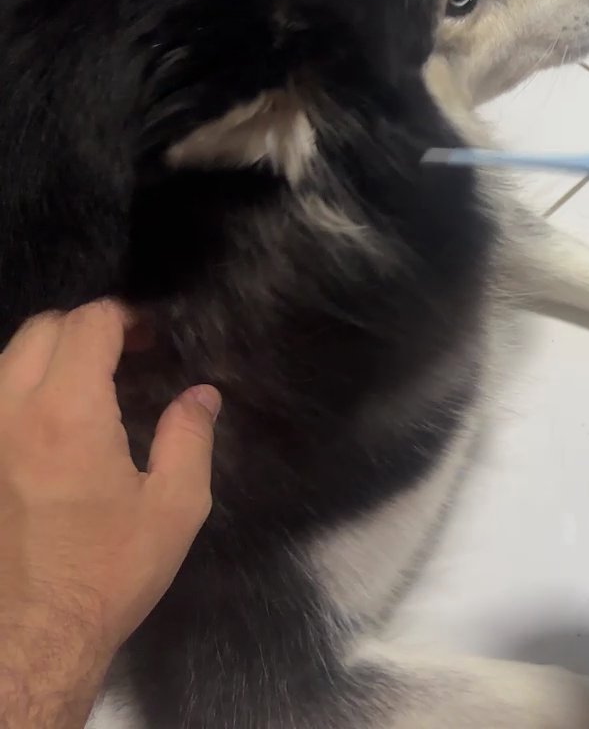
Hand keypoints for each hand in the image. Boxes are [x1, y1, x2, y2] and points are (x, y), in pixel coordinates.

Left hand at [0, 302, 219, 673]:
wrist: (26, 640)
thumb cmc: (112, 567)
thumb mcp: (178, 502)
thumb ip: (188, 436)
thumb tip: (199, 395)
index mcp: (68, 420)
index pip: (85, 329)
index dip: (126, 318)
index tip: (158, 335)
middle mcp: (7, 423)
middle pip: (35, 335)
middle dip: (87, 328)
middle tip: (132, 352)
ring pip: (5, 367)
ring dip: (52, 359)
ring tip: (99, 383)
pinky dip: (30, 393)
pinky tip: (64, 422)